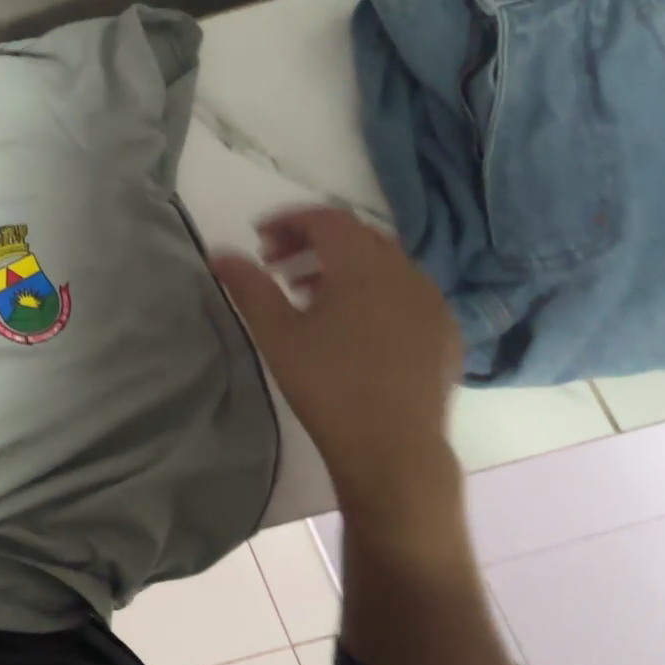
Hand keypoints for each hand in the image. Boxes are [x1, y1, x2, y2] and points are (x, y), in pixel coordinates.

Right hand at [211, 206, 464, 537]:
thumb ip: (248, 286)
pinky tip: (347, 324)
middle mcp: (406, 274)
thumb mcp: (275, 332)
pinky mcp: (443, 332)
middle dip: (312, 242)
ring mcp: (432, 303)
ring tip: (304, 294)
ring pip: (383, 264)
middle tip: (274, 264)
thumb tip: (221, 253)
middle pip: (358, 237)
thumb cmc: (325, 382)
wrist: (392, 445)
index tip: (257, 239)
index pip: (328, 219)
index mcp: (363, 268)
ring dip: (340, 266)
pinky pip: (404, 292)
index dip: (289, 220)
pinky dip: (370, 291)